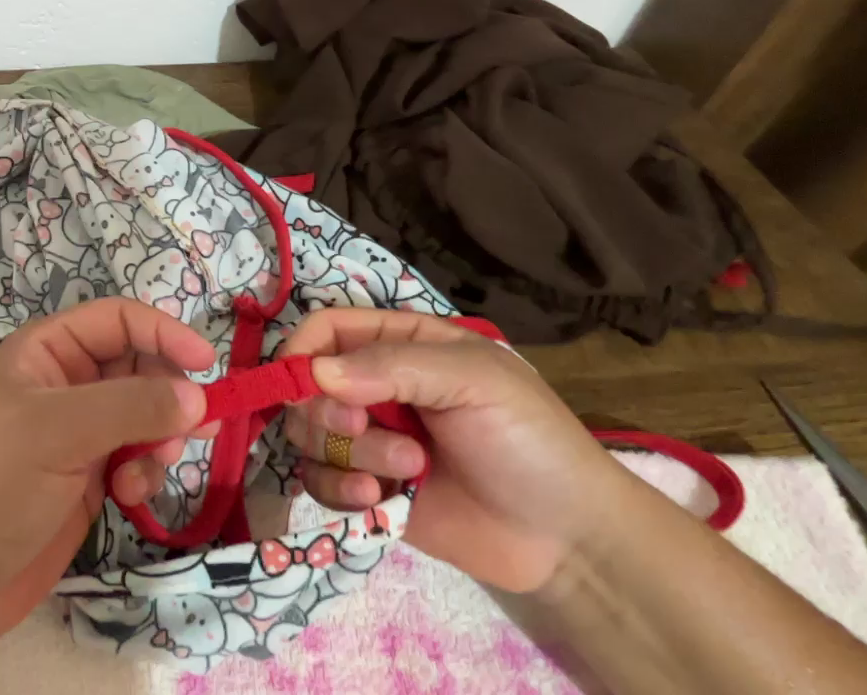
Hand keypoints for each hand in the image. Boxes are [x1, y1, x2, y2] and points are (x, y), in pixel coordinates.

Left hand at [0, 298, 216, 642]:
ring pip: (145, 415)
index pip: (118, 320)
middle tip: (194, 427)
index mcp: (47, 352)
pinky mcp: (88, 479)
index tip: (206, 364)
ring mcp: (77, 434)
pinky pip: (136, 458)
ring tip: (149, 468)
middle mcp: (65, 384)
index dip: (164, 333)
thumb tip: (198, 396)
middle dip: (167, 394)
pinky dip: (143, 473)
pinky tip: (127, 496)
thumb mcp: (56, 432)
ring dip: (158, 438)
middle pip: (139, 366)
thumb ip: (131, 406)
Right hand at [279, 309, 630, 591]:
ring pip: (309, 435)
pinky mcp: (367, 489)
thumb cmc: (528, 439)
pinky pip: (319, 482)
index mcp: (402, 345)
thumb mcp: (473, 381)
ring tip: (403, 470)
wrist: (565, 538)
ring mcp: (369, 440)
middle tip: (363, 429)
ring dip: (346, 454)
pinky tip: (380, 502)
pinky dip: (338, 491)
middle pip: (306, 385)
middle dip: (326, 411)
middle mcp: (375, 387)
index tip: (301, 382)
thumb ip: (394, 365)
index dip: (303, 350)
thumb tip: (314, 371)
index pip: (327, 330)